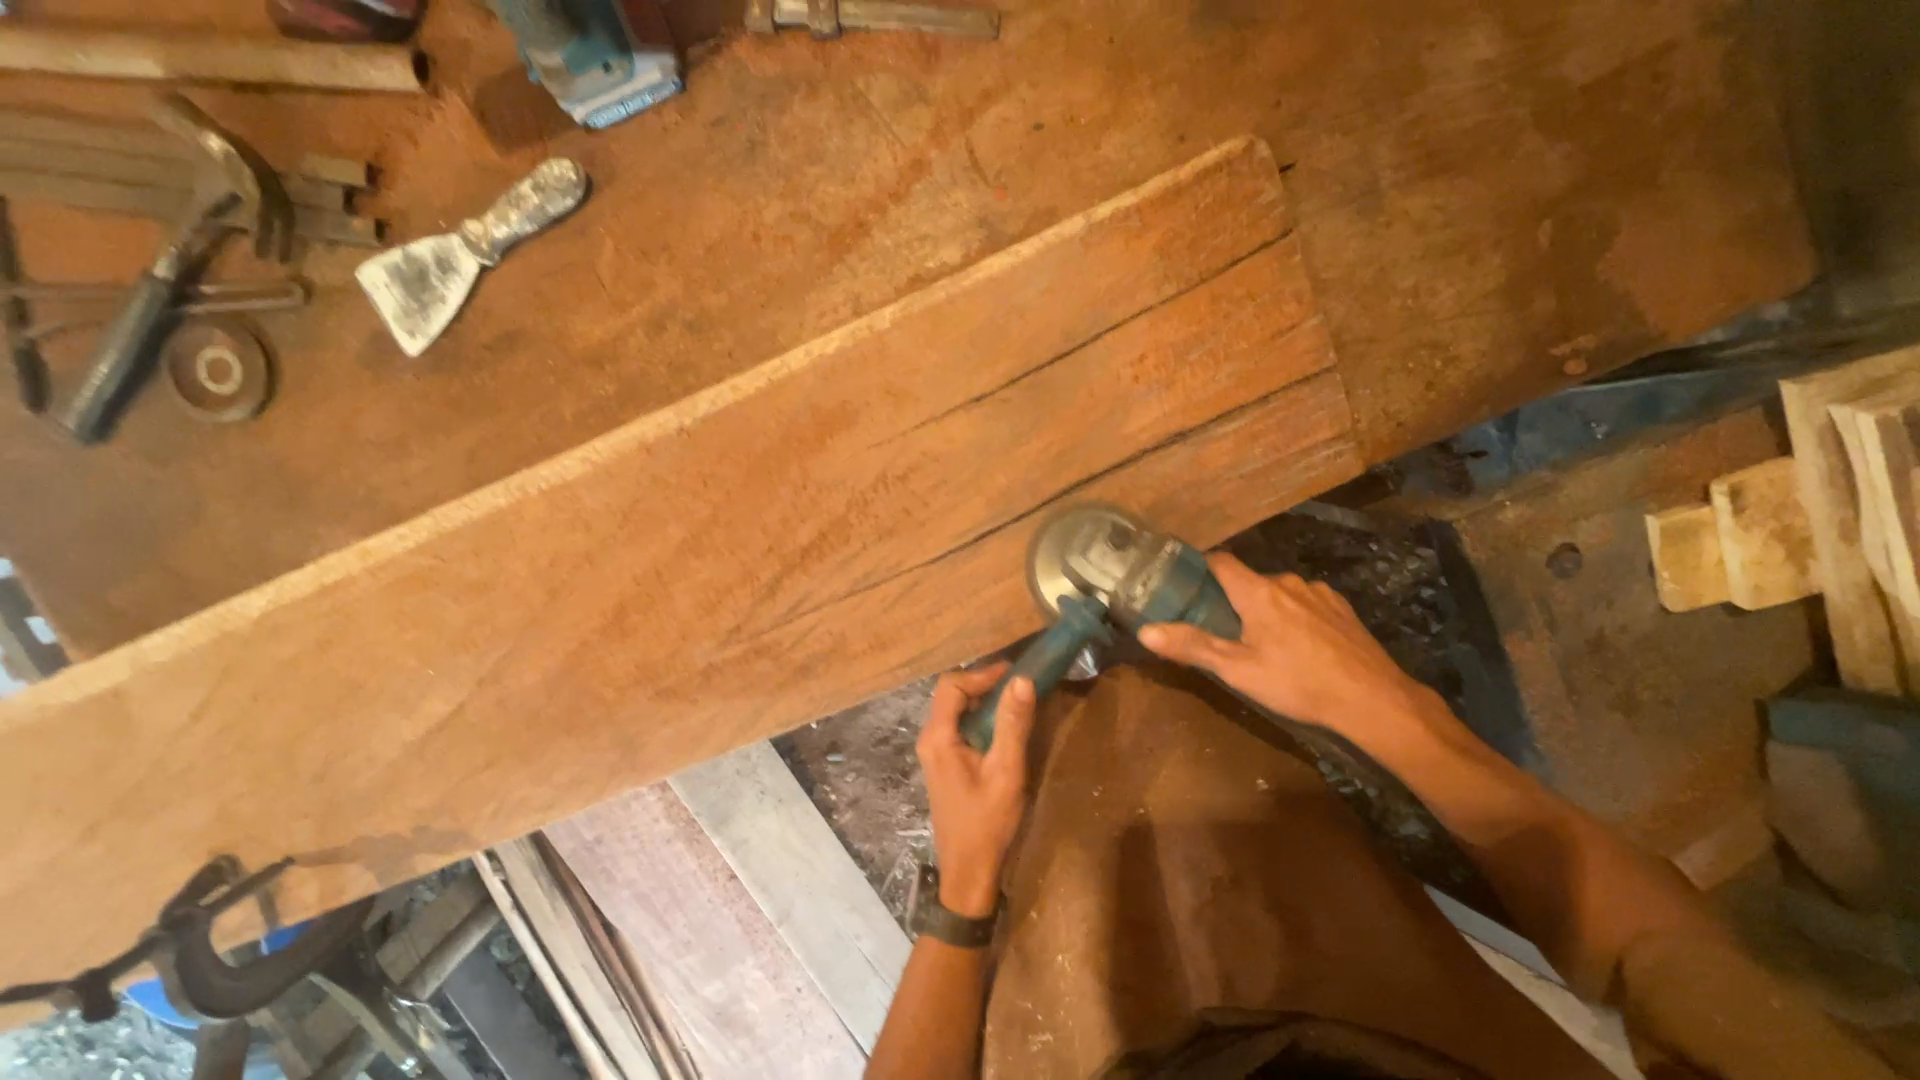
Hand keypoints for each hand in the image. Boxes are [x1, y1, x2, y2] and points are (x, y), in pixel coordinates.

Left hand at [916, 664, 1035, 917]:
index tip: (1015, 673)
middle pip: (951, 694)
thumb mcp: (1006, 771)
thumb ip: (1012, 724)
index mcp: (938, 737)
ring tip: (1017, 701)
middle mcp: (929, 740)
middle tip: (1020, 684)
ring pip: (956, 711)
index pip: (952, 685)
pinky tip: (1004, 728)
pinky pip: (959, 729)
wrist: (968, 871)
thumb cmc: (987, 822)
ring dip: (983, 702)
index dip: (982, 674)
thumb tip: (1021, 679)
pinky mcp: (944, 764)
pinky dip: (980, 719)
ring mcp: (934, 753)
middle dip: (984, 684)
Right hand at [1137, 553, 1454, 758]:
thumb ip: (1192, 647)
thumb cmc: (1298, 683)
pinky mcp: (1341, 609)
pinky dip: (1294, 617)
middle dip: (1233, 599)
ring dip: (1266, 610)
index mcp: (1258, 592)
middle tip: (1221, 630)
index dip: (1200, 567)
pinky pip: (1306, 604)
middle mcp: (1287, 582)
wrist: (1373, 699)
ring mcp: (1319, 593)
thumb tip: (1145, 630)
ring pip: (1279, 593)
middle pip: (1249, 580)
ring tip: (1262, 643)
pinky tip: (1300, 647)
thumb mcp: (1238, 670)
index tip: (1184, 583)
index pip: (1221, 561)